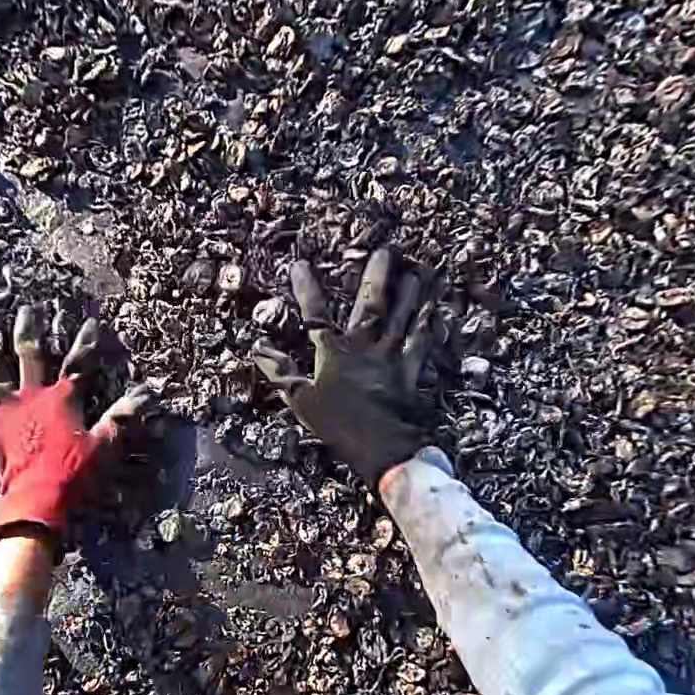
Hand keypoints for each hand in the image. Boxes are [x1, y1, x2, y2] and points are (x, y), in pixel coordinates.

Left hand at [0, 305, 154, 551]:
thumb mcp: (103, 446)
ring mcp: (7, 409)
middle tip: (27, 311)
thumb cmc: (72, 473)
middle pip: (30, 355)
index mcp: (62, 398)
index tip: (90, 322)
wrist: (34, 499)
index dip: (86, 341)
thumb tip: (148, 394)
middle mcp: (33, 395)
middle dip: (29, 331)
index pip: (78, 362)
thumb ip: (121, 417)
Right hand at [251, 248, 438, 487]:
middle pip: (370, 306)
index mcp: (333, 353)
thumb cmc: (336, 423)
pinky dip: (430, 326)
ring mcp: (391, 356)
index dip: (306, 289)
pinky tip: (437, 310)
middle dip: (375, 277)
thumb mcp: (301, 400)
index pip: (316, 315)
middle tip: (385, 251)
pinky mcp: (411, 370)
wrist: (380, 444)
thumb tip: (257, 348)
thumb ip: (281, 372)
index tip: (300, 265)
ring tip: (415, 272)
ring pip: (401, 318)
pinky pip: (422, 343)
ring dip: (408, 294)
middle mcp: (364, 346)